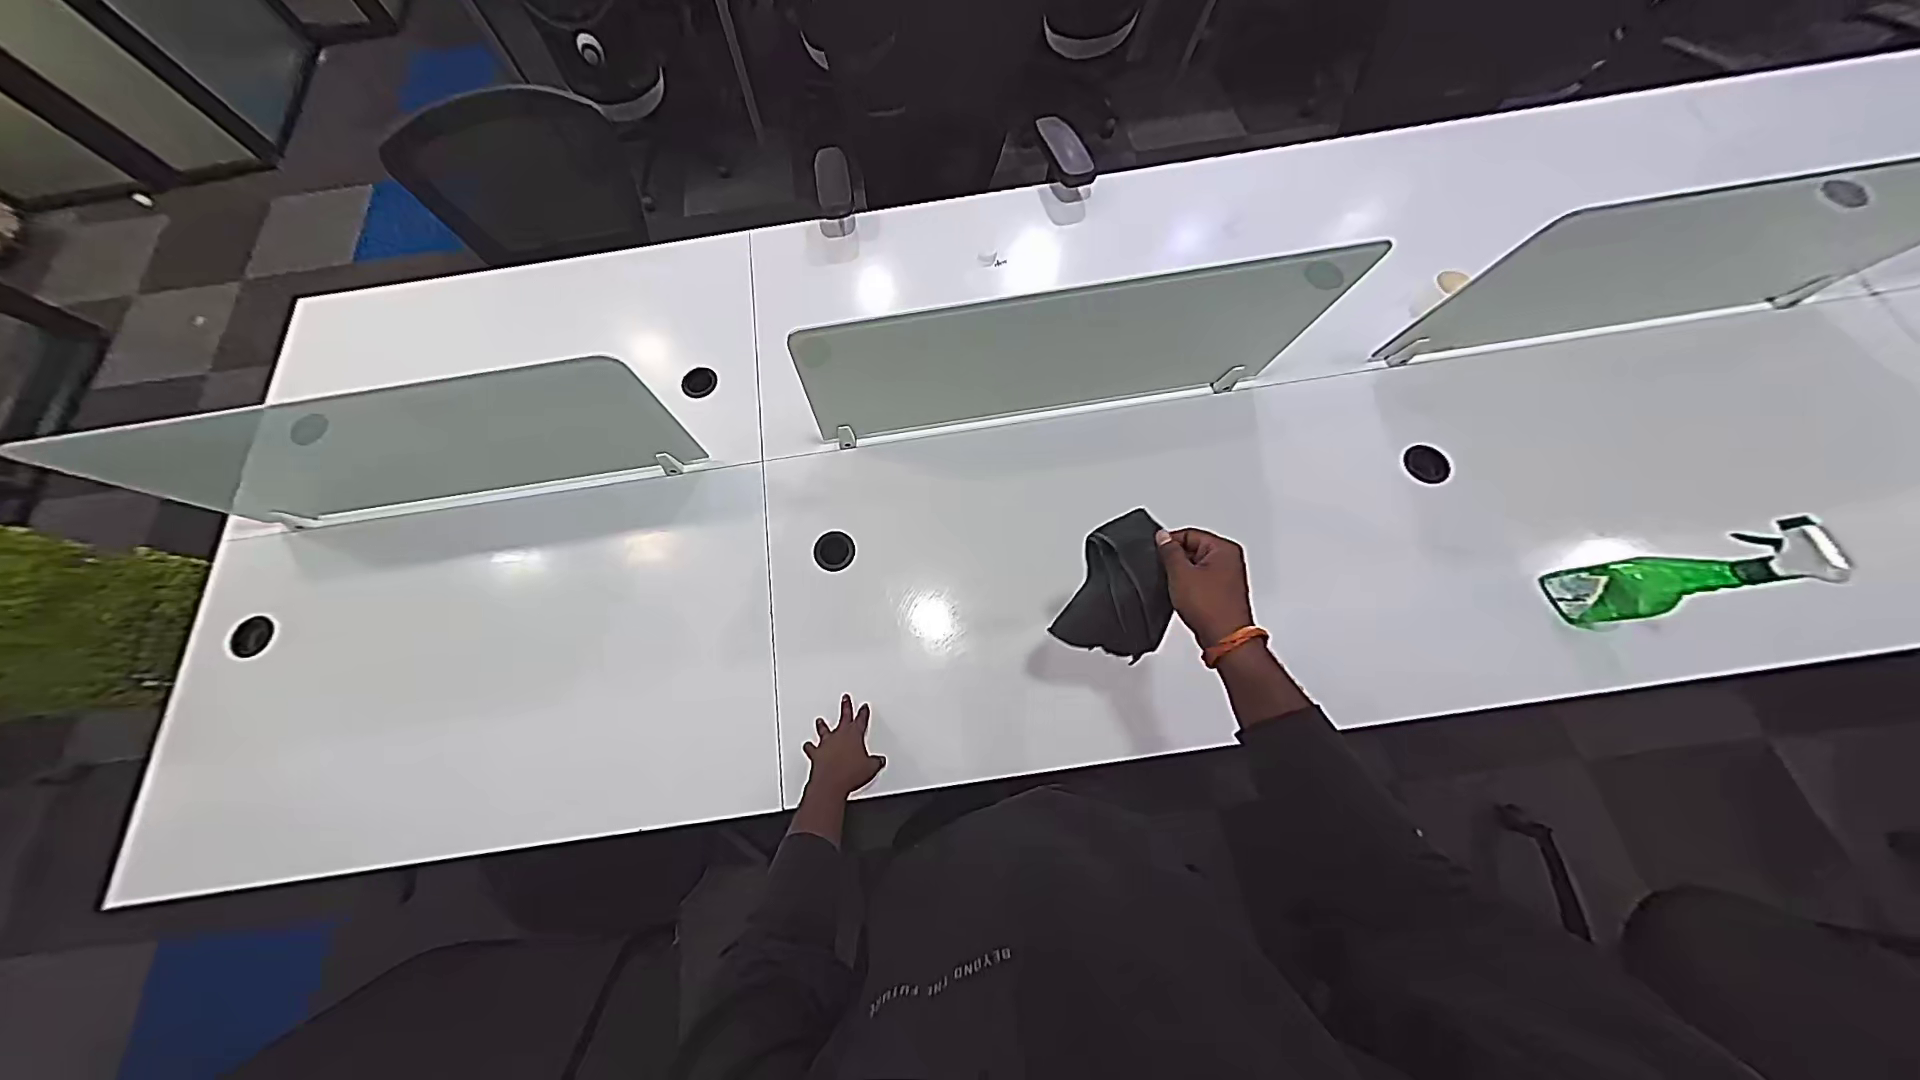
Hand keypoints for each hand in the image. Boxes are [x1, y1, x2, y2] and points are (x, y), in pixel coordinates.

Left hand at [803, 695, 885, 798]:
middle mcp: (840, 736)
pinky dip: (810, 747)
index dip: (863, 713)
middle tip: (845, 698)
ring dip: (823, 725)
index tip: (863, 706)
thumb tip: (880, 761)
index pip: (861, 720)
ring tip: (820, 720)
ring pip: (825, 730)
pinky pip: (812, 748)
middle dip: (845, 706)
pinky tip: (808, 745)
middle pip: (844, 717)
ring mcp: (827, 744)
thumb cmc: (850, 774)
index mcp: (855, 735)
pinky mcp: (816, 755)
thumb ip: (875, 762)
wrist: (831, 784)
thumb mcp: (871, 768)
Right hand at [1156, 527, 1255, 646]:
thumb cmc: (1211, 607)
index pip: (1189, 534)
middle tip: (1169, 574)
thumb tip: (1163, 537)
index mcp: (1224, 548)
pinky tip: (1185, 597)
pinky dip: (1190, 586)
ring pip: (1195, 566)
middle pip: (1193, 549)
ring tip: (1180, 588)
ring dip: (1183, 575)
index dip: (1169, 543)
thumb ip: (1169, 551)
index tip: (1157, 553)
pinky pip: (1200, 581)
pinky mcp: (1222, 592)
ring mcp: (1227, 577)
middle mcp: (1230, 560)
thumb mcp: (1180, 573)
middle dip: (1177, 561)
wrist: (1224, 637)